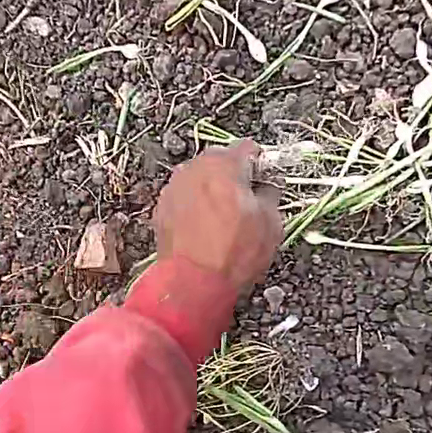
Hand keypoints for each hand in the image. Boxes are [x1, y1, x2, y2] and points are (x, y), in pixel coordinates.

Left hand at [153, 140, 281, 289]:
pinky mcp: (160, 209)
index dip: (261, 165)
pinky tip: (204, 227)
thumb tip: (267, 187)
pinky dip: (194, 206)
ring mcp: (173, 188)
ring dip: (211, 190)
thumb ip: (270, 193)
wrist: (191, 283)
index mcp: (223, 164)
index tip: (267, 181)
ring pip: (198, 179)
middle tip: (246, 200)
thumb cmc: (233, 253)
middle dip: (233, 175)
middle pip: (219, 161)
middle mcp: (193, 169)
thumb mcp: (271, 222)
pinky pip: (184, 198)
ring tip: (224, 217)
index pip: (248, 149)